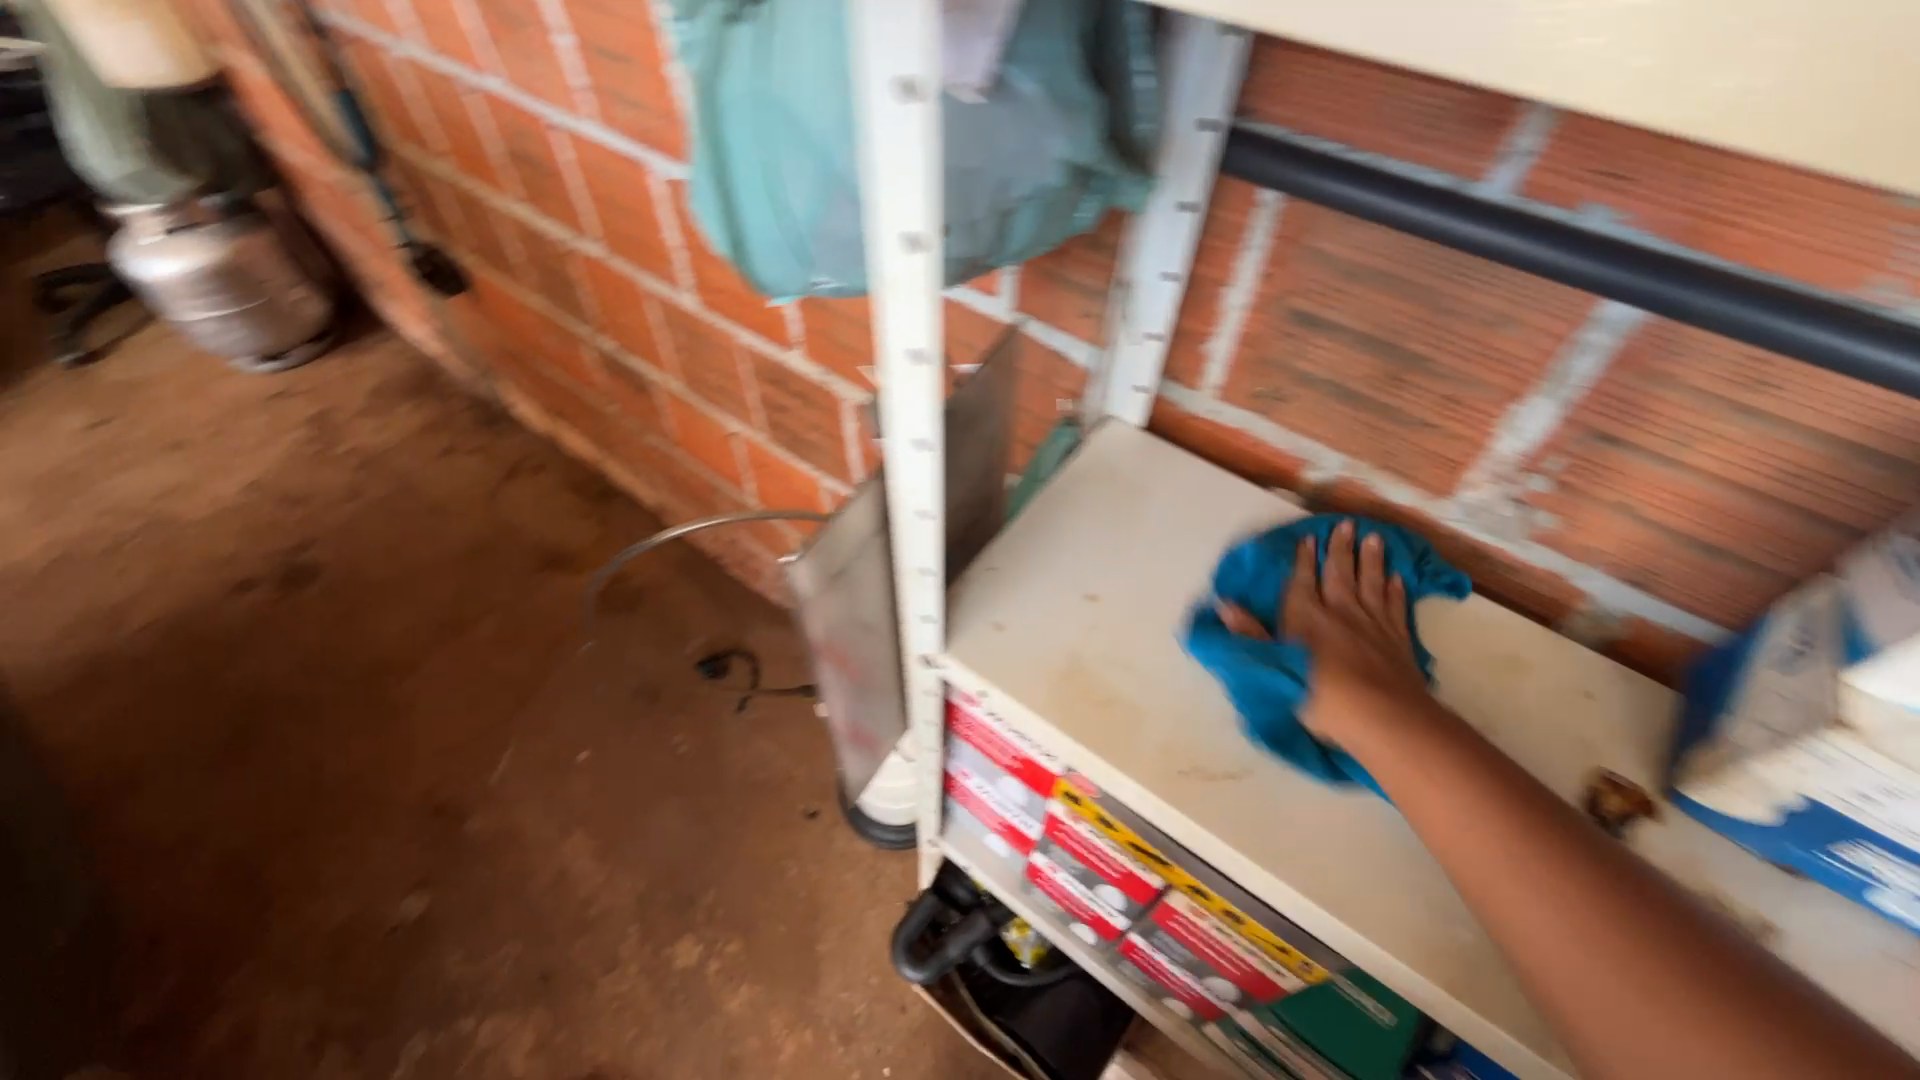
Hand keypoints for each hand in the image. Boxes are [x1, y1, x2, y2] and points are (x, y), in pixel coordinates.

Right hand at [1217, 520, 1434, 745]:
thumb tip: (1223, 603)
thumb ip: (1250, 632)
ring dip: (1370, 559)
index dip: (1305, 559)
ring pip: (1370, 582)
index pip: (1303, 580)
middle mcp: (1339, 610)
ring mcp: (1372, 622)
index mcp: (1305, 616)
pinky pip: (1395, 606)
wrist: (1381, 715)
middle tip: (1346, 524)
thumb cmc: (1319, 694)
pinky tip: (1397, 578)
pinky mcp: (1398, 638)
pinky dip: (1395, 590)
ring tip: (1373, 538)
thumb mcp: (1274, 664)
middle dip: (1340, 548)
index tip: (1309, 538)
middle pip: (1339, 572)